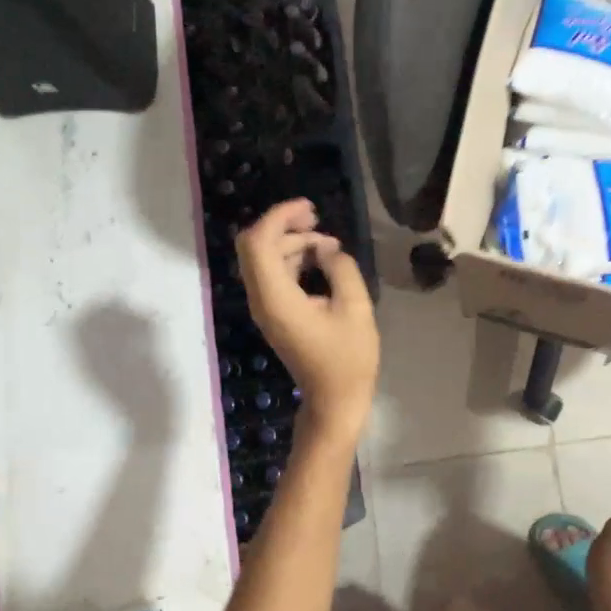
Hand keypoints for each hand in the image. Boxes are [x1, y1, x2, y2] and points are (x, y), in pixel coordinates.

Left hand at [236, 199, 378, 447]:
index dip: (278, 217)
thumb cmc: (348, 359)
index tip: (310, 209)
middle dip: (283, 225)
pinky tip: (321, 260)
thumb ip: (341, 268)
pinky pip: (273, 275)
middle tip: (317, 218)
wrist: (334, 401)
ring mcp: (266, 308)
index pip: (258, 243)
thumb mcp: (356, 308)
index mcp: (276, 298)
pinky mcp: (275, 314)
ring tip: (328, 243)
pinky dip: (292, 259)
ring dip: (291, 242)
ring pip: (264, 259)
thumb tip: (327, 249)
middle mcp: (262, 299)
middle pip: (255, 246)